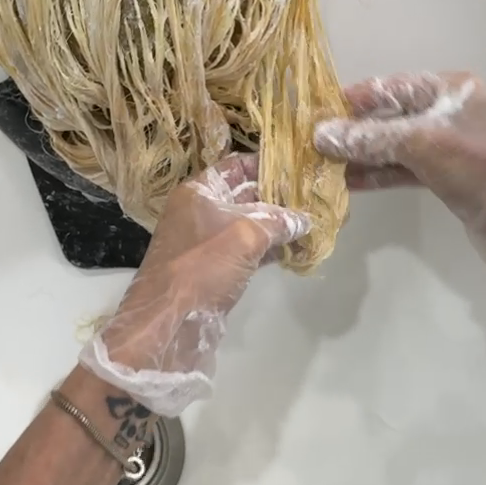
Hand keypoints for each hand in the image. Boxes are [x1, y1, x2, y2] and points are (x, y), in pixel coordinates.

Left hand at [79, 155, 309, 415]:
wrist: (168, 321)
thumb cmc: (202, 267)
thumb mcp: (244, 236)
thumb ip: (277, 221)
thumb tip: (304, 219)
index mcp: (197, 191)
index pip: (236, 165)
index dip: (268, 163)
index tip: (301, 165)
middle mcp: (199, 211)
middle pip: (244, 194)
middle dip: (279, 196)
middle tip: (316, 195)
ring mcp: (205, 241)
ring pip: (248, 224)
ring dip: (278, 225)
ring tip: (315, 221)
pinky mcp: (213, 268)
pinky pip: (246, 250)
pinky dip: (268, 249)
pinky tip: (297, 250)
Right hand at [313, 72, 485, 298]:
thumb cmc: (485, 163)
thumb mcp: (423, 142)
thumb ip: (370, 138)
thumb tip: (321, 135)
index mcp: (450, 89)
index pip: (391, 87)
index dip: (354, 99)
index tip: (317, 113)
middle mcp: (448, 113)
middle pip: (389, 117)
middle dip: (353, 131)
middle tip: (312, 143)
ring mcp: (449, 148)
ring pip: (393, 147)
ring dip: (360, 156)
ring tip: (321, 166)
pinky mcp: (448, 179)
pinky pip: (403, 171)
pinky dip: (377, 175)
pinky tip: (348, 182)